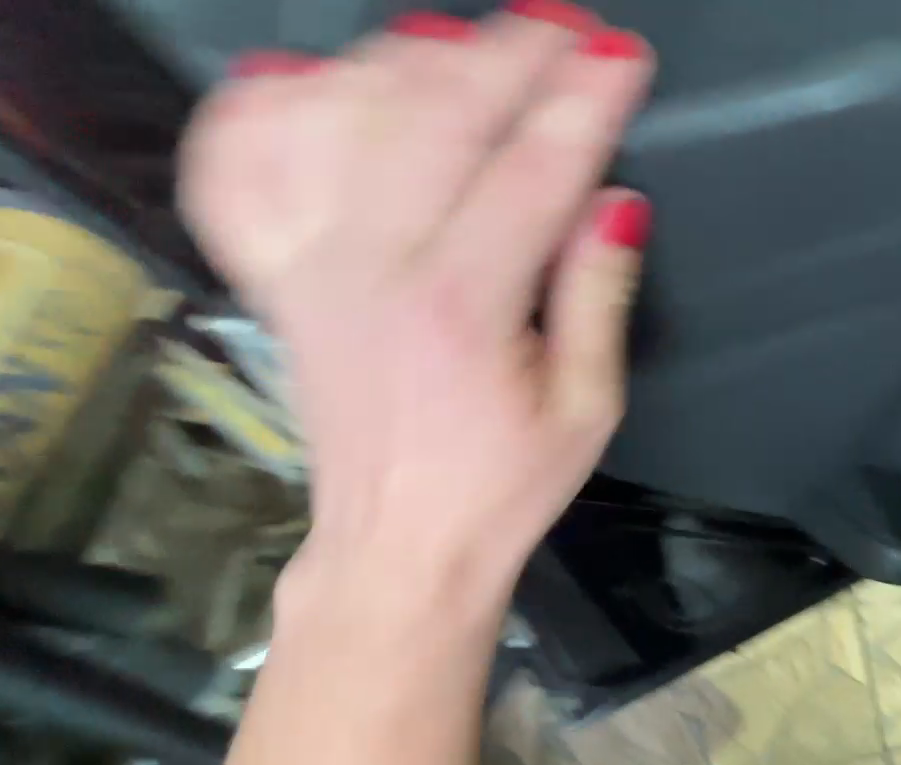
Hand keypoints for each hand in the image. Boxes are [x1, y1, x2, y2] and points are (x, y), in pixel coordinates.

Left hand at [177, 6, 655, 598]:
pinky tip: (322, 78)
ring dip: (412, 59)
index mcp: (465, 308)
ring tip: (471, 42)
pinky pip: (243, 159)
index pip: (535, 170)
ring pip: (341, 112)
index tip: (619, 59)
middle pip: (437, 117)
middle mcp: (372, 269)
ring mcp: (309, 264)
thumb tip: (616, 206)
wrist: (405, 541)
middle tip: (563, 26)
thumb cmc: (505, 484)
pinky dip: (275, 100)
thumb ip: (597, 297)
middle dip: (510, 56)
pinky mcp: (275, 275)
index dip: (584, 103)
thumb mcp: (589, 407)